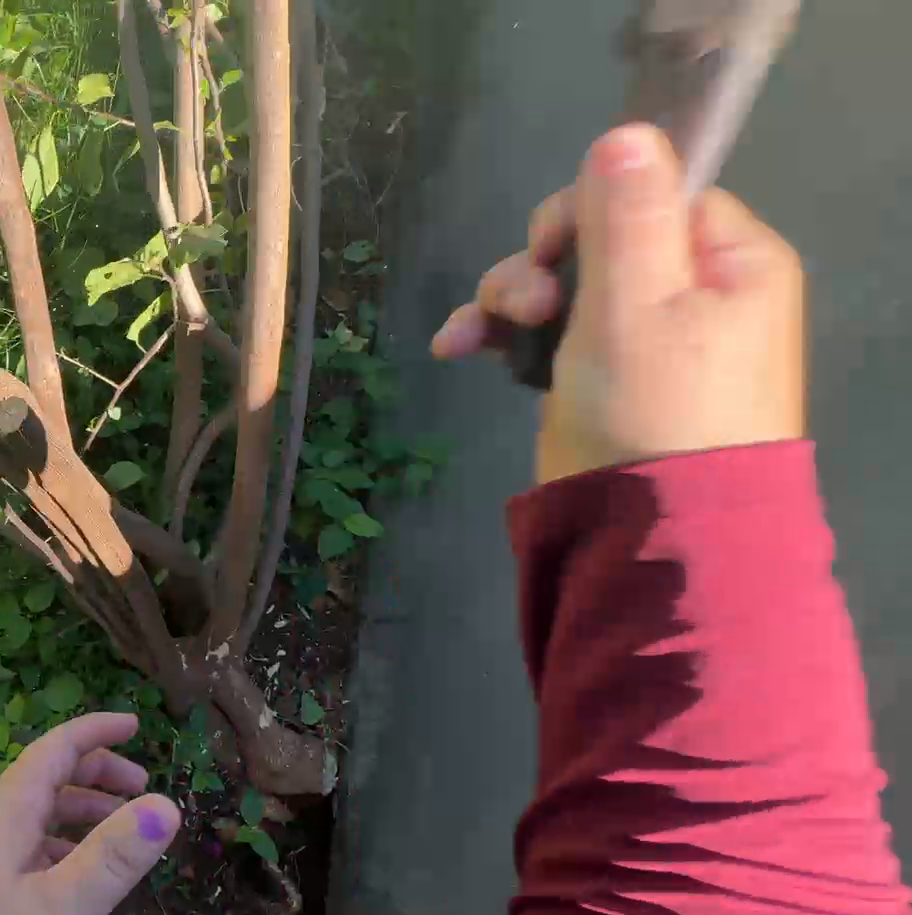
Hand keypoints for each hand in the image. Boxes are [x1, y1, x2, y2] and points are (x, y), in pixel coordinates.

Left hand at [0, 712, 180, 914]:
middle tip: (144, 788)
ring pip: (44, 807)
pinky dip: (69, 838)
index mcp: (11, 805)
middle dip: (100, 771)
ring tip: (127, 831)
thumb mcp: (64, 905)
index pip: (58, 746)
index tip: (136, 725)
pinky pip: (35, 836)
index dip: (97, 731)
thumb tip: (166, 805)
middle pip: (53, 773)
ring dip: (87, 808)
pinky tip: (89, 867)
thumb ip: (115, 856)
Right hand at [430, 123, 806, 484]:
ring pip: (553, 288)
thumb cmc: (652, 406)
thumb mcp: (637, 303)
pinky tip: (456, 348)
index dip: (590, 211)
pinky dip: (496, 336)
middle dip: (536, 266)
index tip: (551, 243)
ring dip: (503, 302)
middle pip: (592, 243)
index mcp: (722, 262)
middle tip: (523, 306)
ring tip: (474, 337)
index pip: (651, 199)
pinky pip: (537, 332)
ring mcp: (629, 336)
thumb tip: (622, 132)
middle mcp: (680, 291)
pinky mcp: (586, 373)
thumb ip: (627, 218)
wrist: (642, 517)